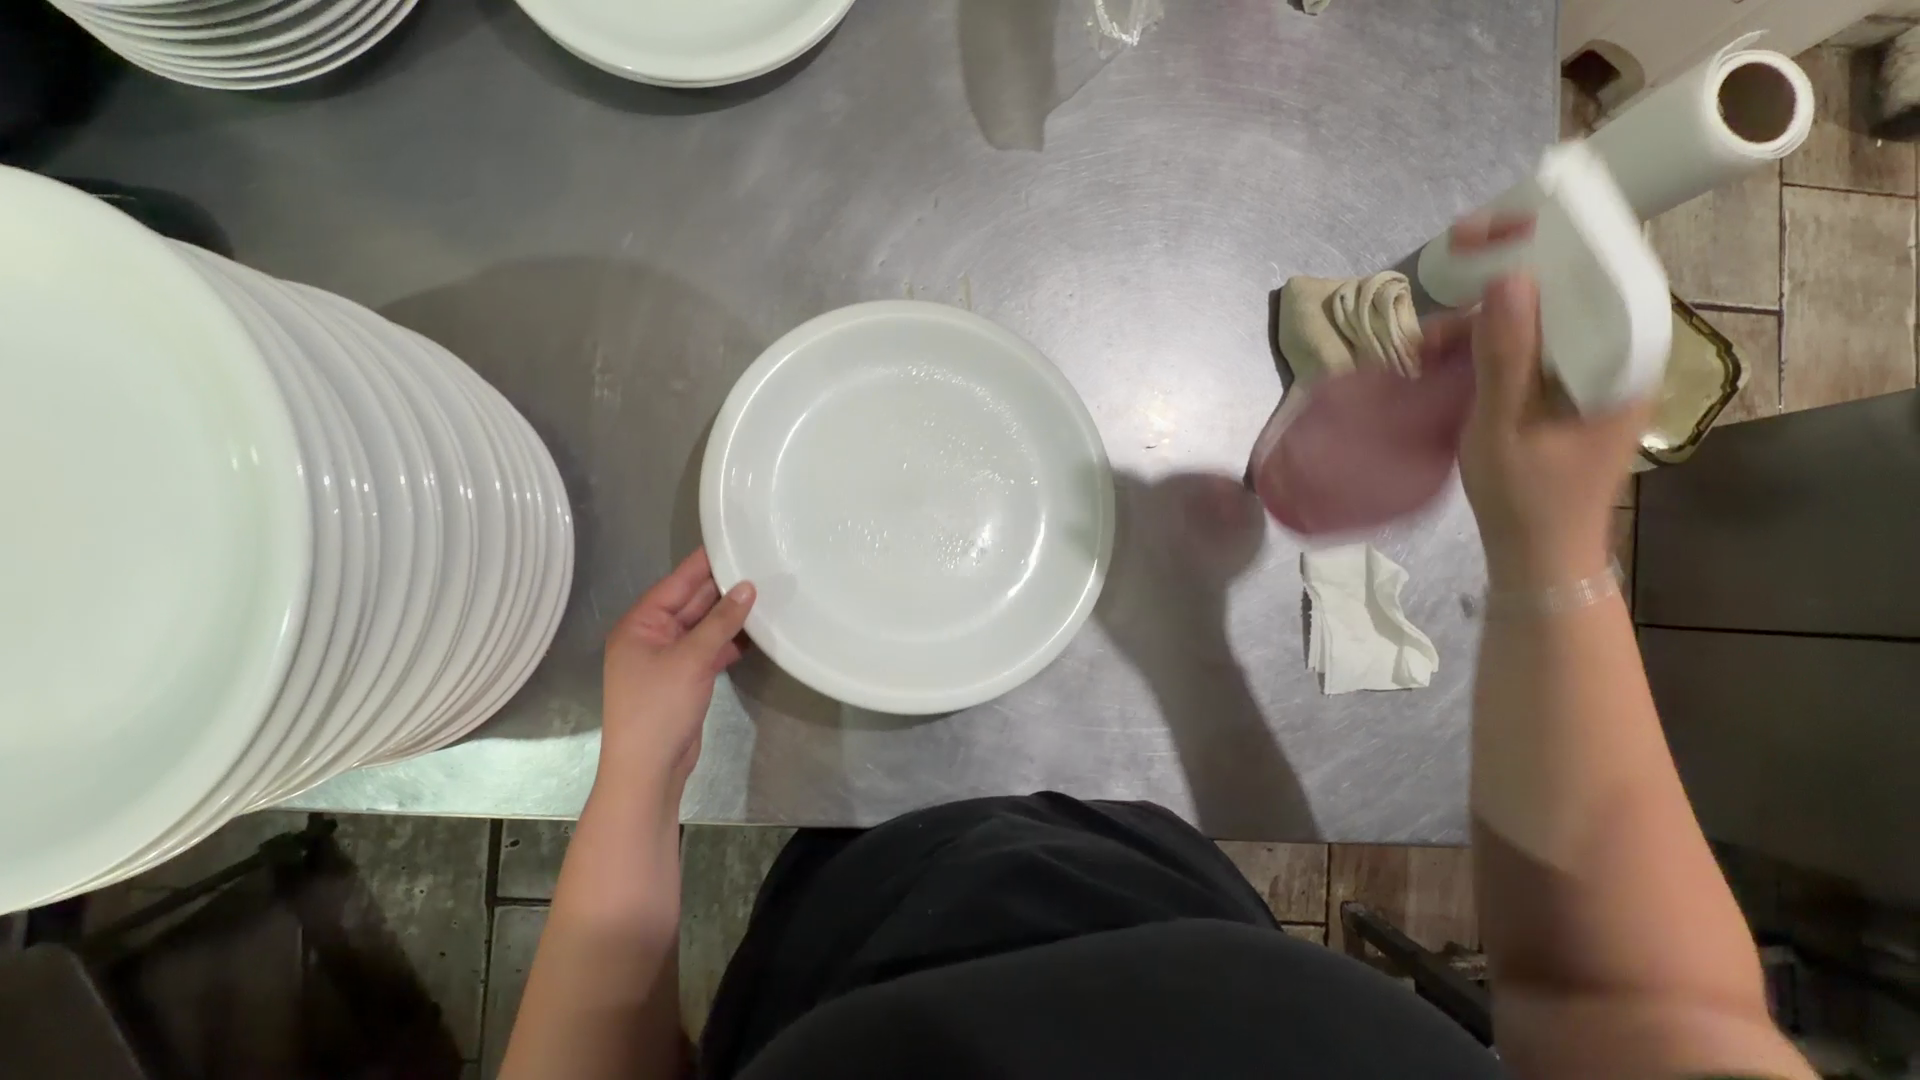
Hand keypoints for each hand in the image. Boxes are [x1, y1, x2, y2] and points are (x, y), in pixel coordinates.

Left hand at [599, 549, 754, 802]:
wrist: (648, 769)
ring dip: (730, 617)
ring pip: (703, 628)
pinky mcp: (684, 680)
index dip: (705, 564)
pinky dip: (729, 643)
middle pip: (691, 604)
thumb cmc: (659, 708)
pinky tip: (755, 634)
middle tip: (761, 567)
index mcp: (640, 624)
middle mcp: (651, 637)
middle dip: (723, 590)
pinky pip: (709, 650)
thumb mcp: (692, 659)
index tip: (734, 541)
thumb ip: (721, 621)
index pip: (677, 583)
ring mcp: (667, 660)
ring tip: (766, 595)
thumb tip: (748, 587)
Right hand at [1455, 271, 1648, 590]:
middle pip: (1565, 295)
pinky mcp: (1567, 394)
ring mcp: (1592, 378)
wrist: (1538, 559)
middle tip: (1439, 304)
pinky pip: (1529, 351)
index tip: (1493, 233)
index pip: (1603, 274)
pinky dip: (1484, 351)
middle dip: (1496, 292)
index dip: (1552, 243)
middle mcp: (1618, 360)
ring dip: (1478, 328)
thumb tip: (1510, 280)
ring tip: (1423, 352)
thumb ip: (1508, 355)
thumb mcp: (1506, 427)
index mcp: (1625, 363)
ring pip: (1539, 324)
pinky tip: (1442, 364)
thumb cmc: (1527, 501)